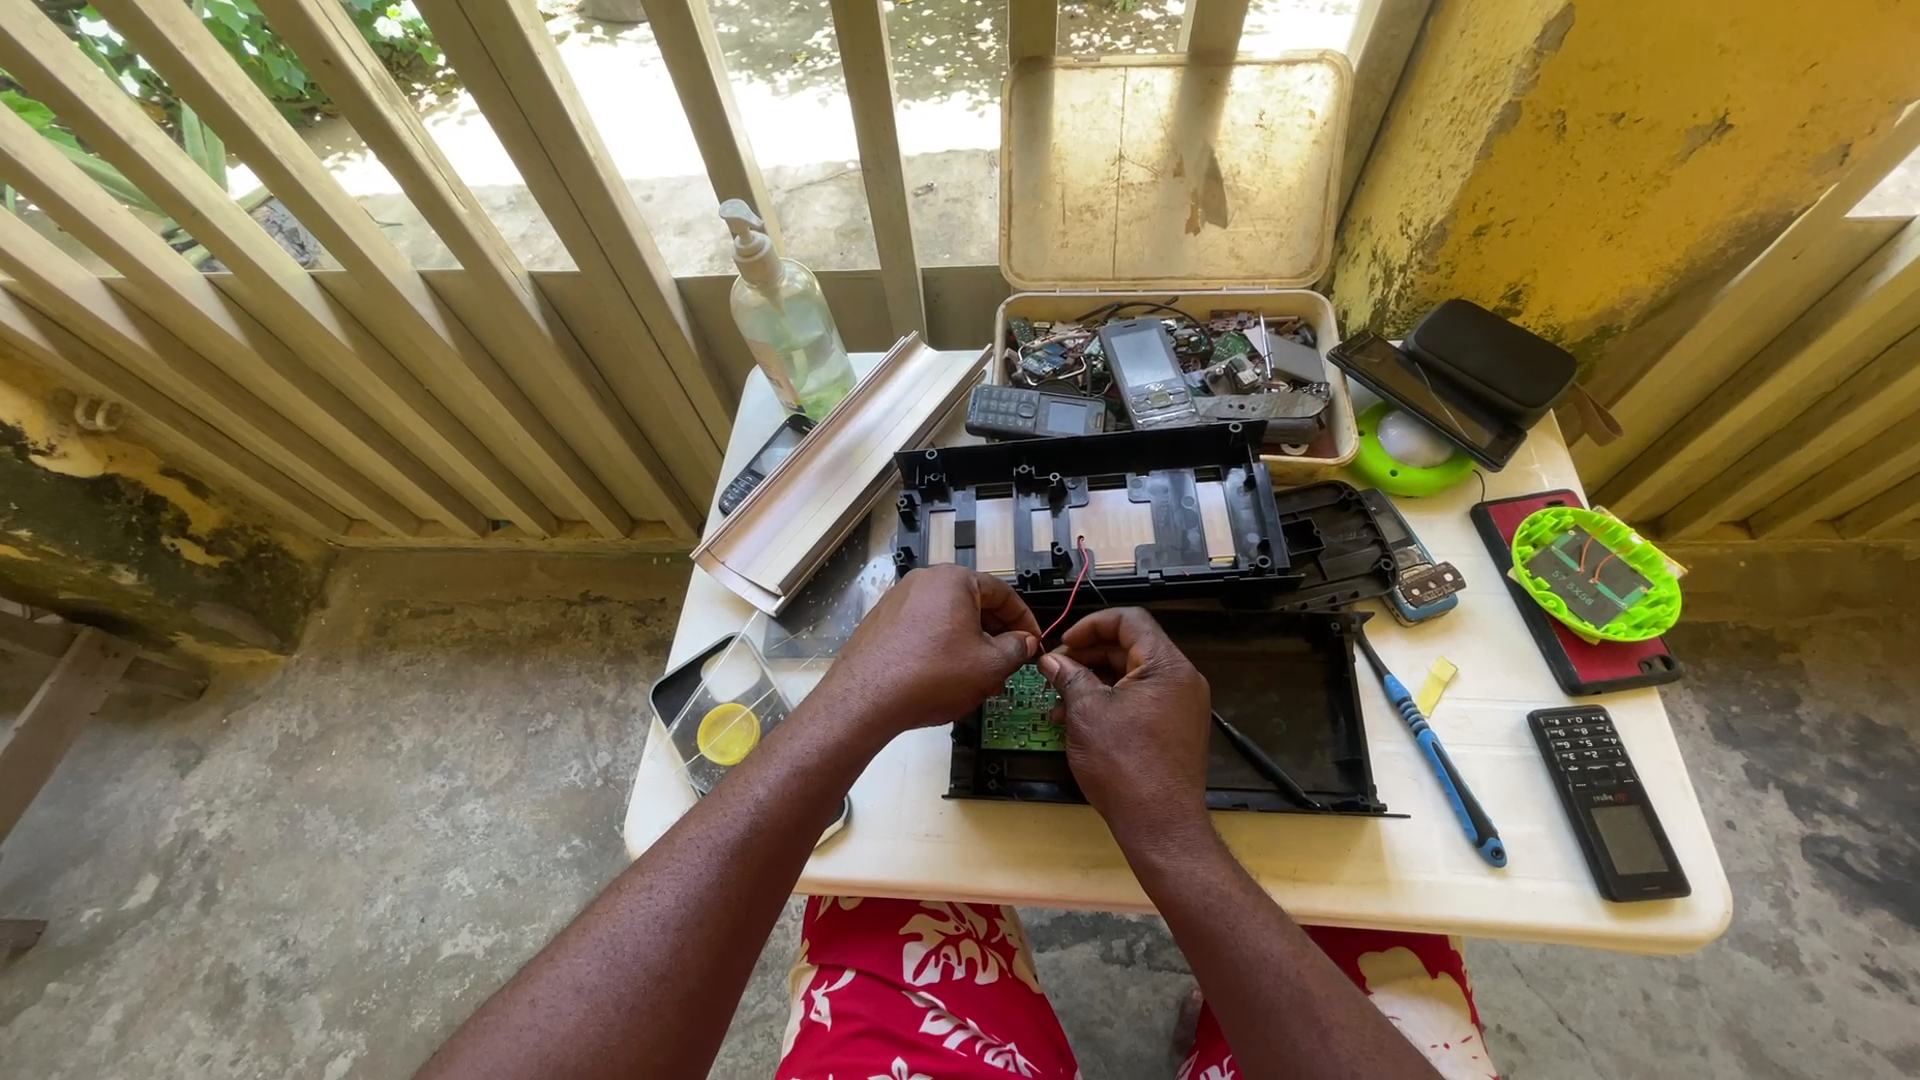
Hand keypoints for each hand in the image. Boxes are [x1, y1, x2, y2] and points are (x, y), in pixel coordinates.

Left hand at [815, 565, 1041, 740]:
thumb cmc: (929, 676)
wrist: (866, 699)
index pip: (1002, 593)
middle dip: (995, 636)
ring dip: (969, 646)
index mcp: (953, 580)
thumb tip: (1024, 642)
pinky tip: (946, 679)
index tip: (1033, 641)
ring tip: (979, 679)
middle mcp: (924, 582)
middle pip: (973, 605)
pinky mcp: (882, 623)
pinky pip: (924, 630)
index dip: (1023, 620)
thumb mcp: (990, 665)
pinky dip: (942, 649)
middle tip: (1008, 664)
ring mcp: (898, 601)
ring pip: (948, 620)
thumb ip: (1016, 649)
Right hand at [1039, 608, 1211, 839]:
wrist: (1159, 825)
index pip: (1130, 620)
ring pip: (1131, 676)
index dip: (1092, 626)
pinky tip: (1080, 720)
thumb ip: (1069, 676)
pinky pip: (1139, 700)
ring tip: (1060, 702)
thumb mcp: (1087, 712)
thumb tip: (1052, 661)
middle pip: (1129, 647)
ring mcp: (1180, 707)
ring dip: (1094, 681)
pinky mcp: (1174, 729)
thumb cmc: (1128, 769)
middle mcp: (1181, 681)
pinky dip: (1110, 702)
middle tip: (1055, 671)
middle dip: (1088, 656)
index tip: (1065, 643)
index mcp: (1167, 667)